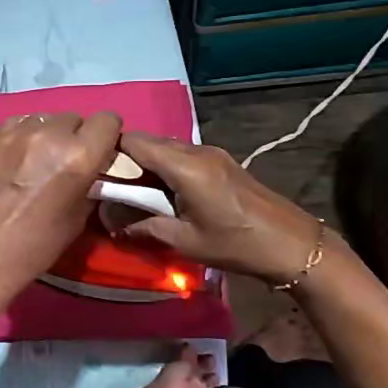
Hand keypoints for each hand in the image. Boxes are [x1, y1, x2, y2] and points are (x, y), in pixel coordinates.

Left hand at [0, 111, 123, 306]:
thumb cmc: (38, 243)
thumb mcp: (81, 215)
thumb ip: (93, 181)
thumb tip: (96, 167)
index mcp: (79, 155)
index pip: (108, 120)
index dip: (108, 136)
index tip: (101, 152)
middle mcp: (51, 134)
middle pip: (77, 118)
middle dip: (78, 137)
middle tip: (68, 162)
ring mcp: (20, 131)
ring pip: (49, 119)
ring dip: (52, 135)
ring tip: (41, 160)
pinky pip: (23, 122)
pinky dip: (28, 135)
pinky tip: (21, 158)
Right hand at [115, 133, 324, 284]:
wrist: (292, 245)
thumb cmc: (236, 244)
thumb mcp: (185, 240)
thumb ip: (145, 227)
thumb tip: (112, 224)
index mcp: (185, 165)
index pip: (134, 142)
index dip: (110, 152)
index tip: (95, 172)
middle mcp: (197, 150)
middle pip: (149, 142)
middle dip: (126, 159)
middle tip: (110, 186)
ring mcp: (212, 153)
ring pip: (166, 148)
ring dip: (146, 163)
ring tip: (133, 192)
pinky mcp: (221, 162)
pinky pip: (182, 155)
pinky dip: (165, 167)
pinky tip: (162, 192)